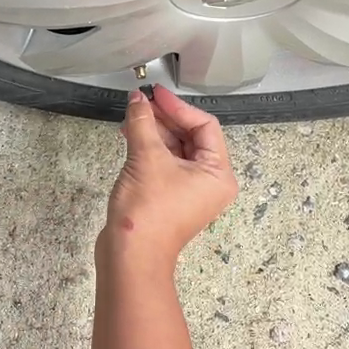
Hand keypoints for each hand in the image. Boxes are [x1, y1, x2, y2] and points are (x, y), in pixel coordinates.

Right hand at [104, 87, 236, 271]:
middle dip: (165, 117)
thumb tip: (137, 99)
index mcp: (218, 173)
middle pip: (190, 135)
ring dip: (154, 130)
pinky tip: (130, 135)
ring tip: (131, 117)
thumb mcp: (146, 157)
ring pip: (175, 148)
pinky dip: (149, 146)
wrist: (130, 255)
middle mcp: (209, 181)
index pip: (204, 126)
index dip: (178, 106)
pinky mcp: (169, 196)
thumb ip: (142, 122)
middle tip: (140, 101)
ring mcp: (189, 190)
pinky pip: (164, 162)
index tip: (155, 93)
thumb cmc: (148, 211)